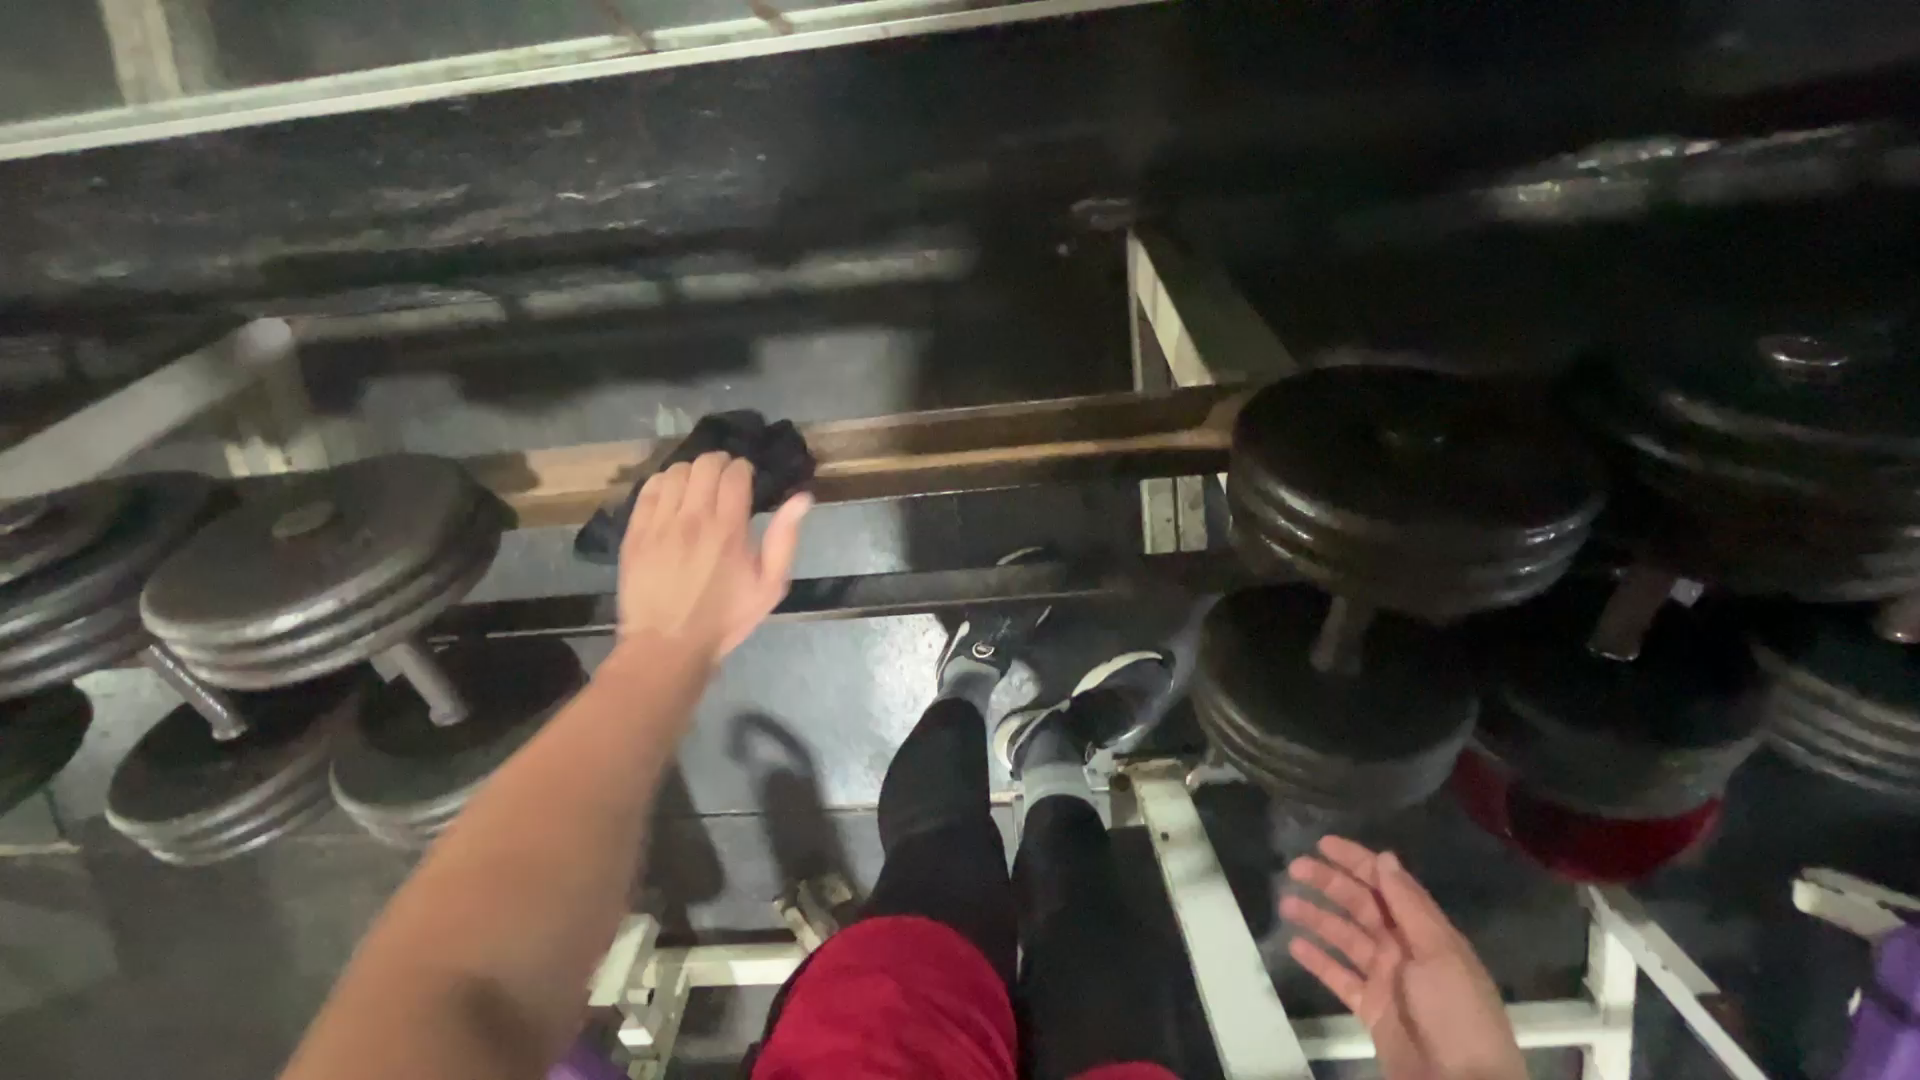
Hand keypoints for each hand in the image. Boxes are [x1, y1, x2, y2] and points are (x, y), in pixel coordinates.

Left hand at [616, 452, 810, 664]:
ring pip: (675, 472)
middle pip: (705, 465)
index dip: (744, 469)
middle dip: (719, 464)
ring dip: (692, 472)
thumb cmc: (725, 618)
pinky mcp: (636, 532)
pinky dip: (664, 483)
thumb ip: (784, 539)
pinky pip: (649, 489)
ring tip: (698, 487)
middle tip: (725, 479)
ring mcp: (659, 524)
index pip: (735, 474)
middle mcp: (692, 519)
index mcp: (728, 530)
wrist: (668, 645)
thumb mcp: (769, 586)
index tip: (747, 480)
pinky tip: (672, 496)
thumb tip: (802, 499)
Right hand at [1282, 837, 1525, 1079]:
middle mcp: (1406, 950)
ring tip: (1286, 904)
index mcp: (1428, 934)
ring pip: (1345, 938)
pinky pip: (1339, 976)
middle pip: (1363, 907)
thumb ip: (1409, 906)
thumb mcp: (1440, 954)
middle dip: (1331, 884)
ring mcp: (1387, 980)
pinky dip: (1318, 960)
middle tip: (1295, 868)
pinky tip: (1294, 945)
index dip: (1359, 862)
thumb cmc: (1456, 1014)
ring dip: (1318, 918)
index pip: (1389, 886)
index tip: (1324, 843)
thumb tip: (1385, 857)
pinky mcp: (1371, 1010)